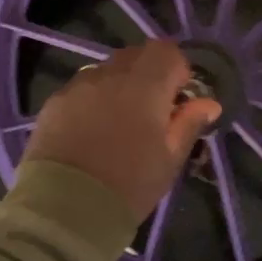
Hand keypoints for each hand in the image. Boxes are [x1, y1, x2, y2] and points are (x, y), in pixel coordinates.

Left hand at [23, 41, 222, 219]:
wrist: (66, 208)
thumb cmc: (128, 186)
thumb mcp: (169, 160)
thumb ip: (188, 124)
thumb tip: (208, 103)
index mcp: (144, 86)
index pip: (166, 52)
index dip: (177, 70)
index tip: (177, 99)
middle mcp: (109, 76)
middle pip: (134, 56)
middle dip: (148, 74)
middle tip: (151, 111)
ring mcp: (77, 87)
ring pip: (105, 71)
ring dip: (118, 86)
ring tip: (118, 122)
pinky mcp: (53, 104)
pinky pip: (81, 89)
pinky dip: (93, 100)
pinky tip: (91, 131)